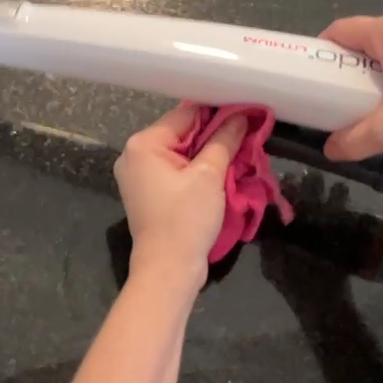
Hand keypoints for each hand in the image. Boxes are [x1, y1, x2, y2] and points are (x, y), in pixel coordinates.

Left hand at [114, 105, 249, 288]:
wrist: (168, 269)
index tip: (247, 115)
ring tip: (238, 156)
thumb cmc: (185, 219)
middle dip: (214, 137)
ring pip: (181, 154)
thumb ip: (224, 140)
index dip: (217, 114)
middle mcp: (134, 155)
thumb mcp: (209, 175)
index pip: (185, 114)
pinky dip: (196, 172)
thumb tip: (241, 116)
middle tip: (247, 137)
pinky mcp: (148, 194)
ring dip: (208, 155)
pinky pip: (175, 172)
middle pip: (182, 133)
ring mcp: (139, 176)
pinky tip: (219, 175)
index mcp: (143, 144)